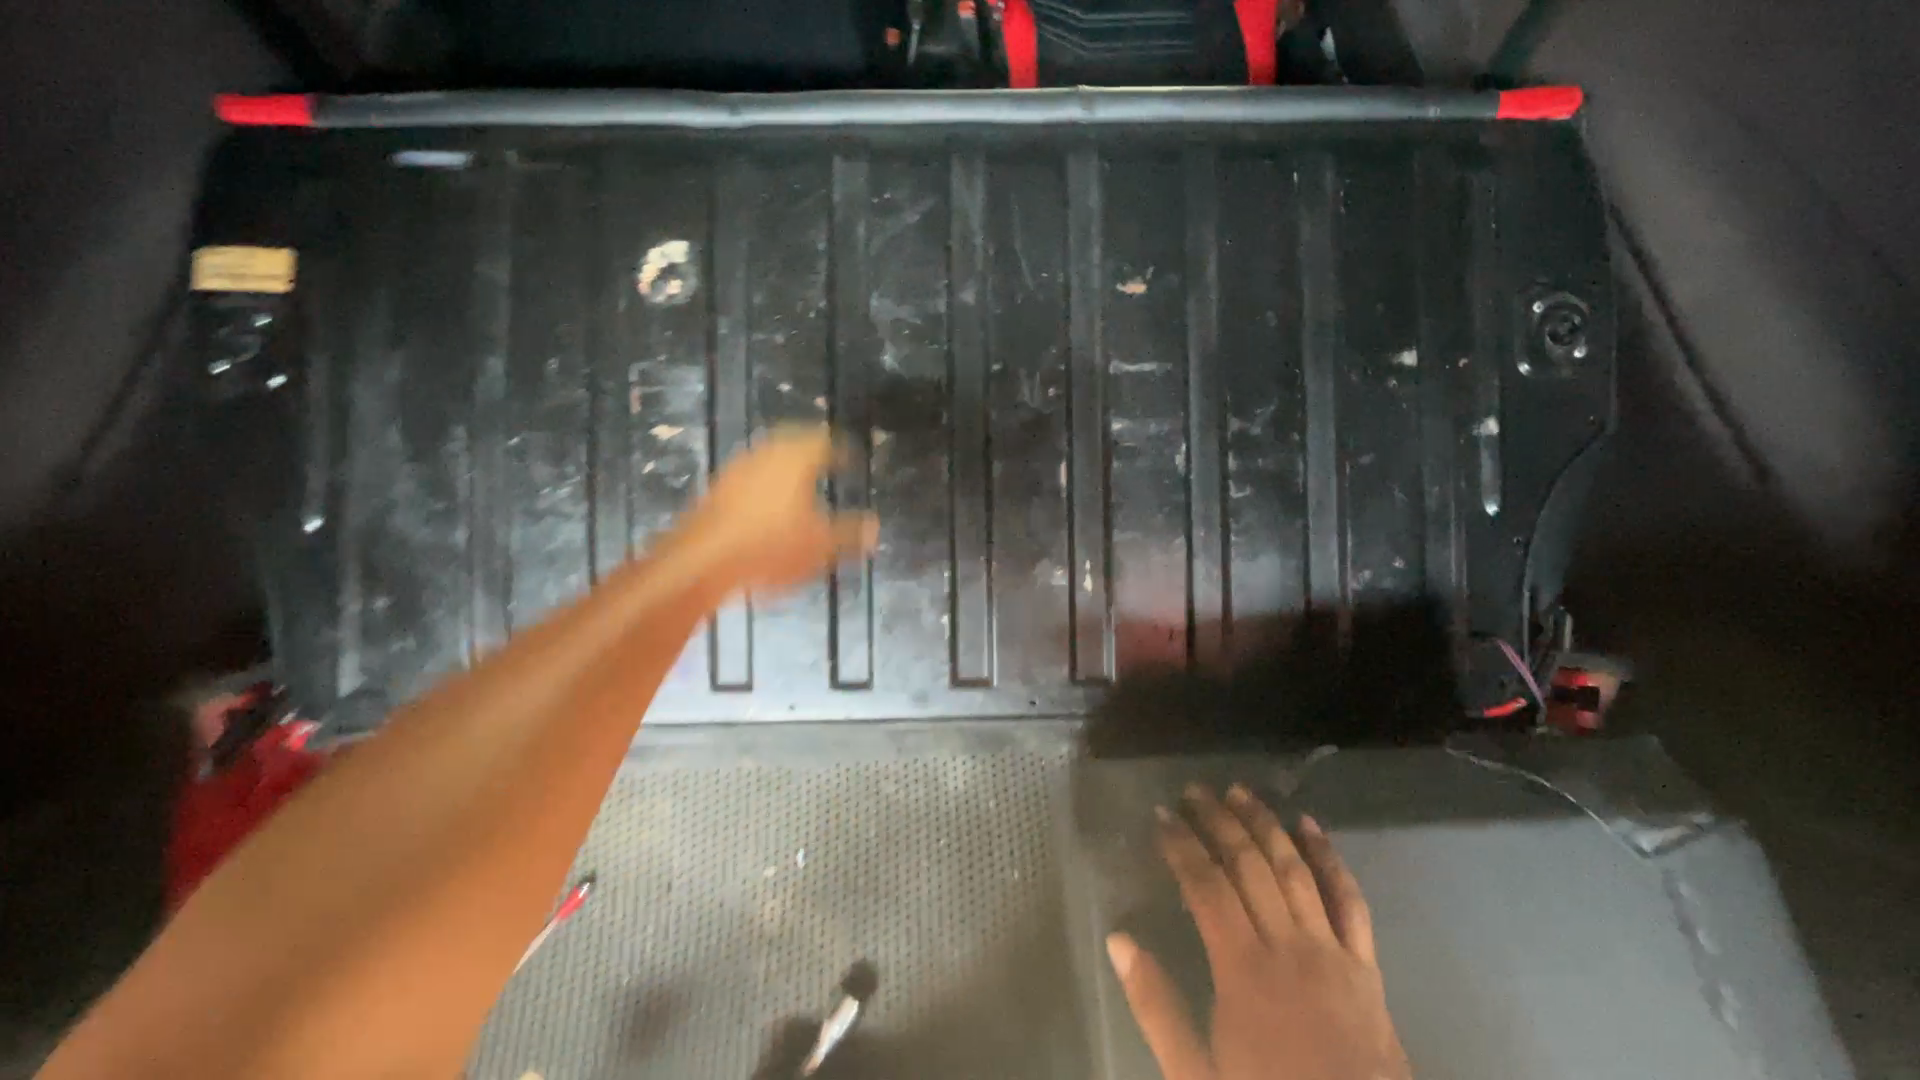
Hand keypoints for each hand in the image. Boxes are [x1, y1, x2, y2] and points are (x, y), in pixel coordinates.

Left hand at [675, 424, 878, 591]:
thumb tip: (874, 526)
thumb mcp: (821, 546)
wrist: (702, 562)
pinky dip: (765, 485)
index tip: (852, 459)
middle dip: (812, 451)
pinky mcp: (715, 490)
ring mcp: (736, 469)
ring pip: (768, 459)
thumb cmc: (770, 548)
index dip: (842, 450)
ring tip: (801, 484)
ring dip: (785, 468)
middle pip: (793, 442)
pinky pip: (749, 478)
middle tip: (827, 462)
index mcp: (796, 457)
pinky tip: (769, 506)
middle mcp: (765, 454)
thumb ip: (850, 534)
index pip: (825, 441)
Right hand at [1108, 786, 1408, 1079]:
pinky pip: (1349, 900)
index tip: (1161, 815)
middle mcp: (1288, 946)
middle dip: (1219, 822)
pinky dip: (1330, 858)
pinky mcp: (1366, 966)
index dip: (1182, 845)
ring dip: (1266, 825)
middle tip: (1194, 791)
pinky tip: (1311, 827)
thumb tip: (1118, 939)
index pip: (1206, 886)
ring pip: (1295, 870)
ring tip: (1240, 792)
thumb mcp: (1195, 1072)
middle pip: (1250, 866)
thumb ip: (1156, 1007)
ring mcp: (1332, 951)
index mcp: (1242, 969)